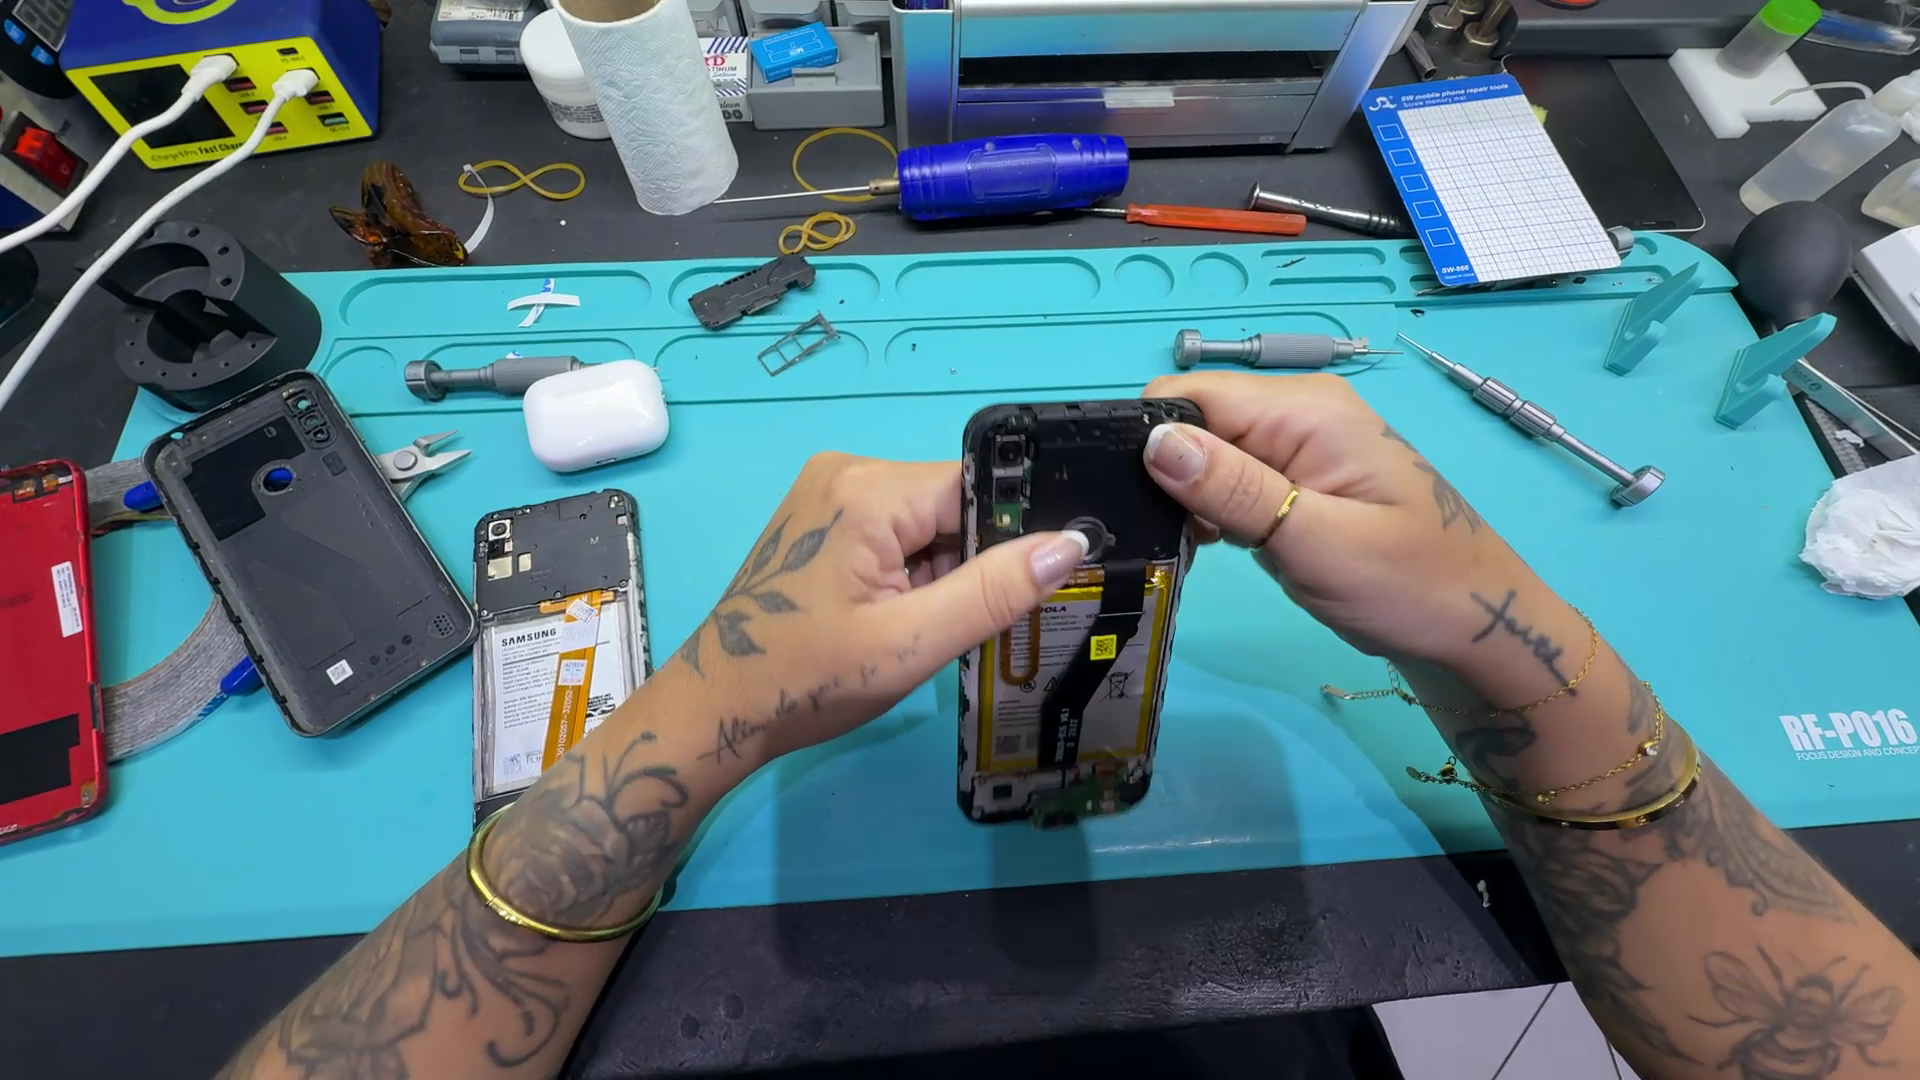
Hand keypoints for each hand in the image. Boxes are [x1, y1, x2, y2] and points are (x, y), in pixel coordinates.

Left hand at [667, 453, 1087, 764]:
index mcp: (868, 490)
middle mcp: (849, 471)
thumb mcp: (912, 642)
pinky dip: (914, 571)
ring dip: (942, 570)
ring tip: (924, 623)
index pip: (973, 488)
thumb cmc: (809, 681)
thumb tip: (1071, 544)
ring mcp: (832, 493)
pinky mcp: (826, 519)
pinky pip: (897, 531)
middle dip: (971, 560)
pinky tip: (900, 612)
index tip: (1027, 587)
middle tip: (967, 620)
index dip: (1009, 536)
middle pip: (951, 502)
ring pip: (928, 520)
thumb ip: (995, 591)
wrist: (720, 708)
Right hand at [1141, 372, 1542, 666]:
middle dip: (1167, 472)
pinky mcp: (1290, 477)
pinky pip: (1225, 476)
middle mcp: (1295, 412)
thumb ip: (1233, 488)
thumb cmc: (1407, 584)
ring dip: (1186, 495)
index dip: (1152, 437)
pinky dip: (1208, 507)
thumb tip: (1154, 441)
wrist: (1472, 626)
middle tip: (1179, 534)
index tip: (1138, 498)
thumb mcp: (1315, 540)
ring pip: (1204, 452)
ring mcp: (1294, 444)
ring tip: (1199, 544)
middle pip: (1194, 420)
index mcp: (1304, 409)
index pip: (1192, 394)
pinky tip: (1216, 541)